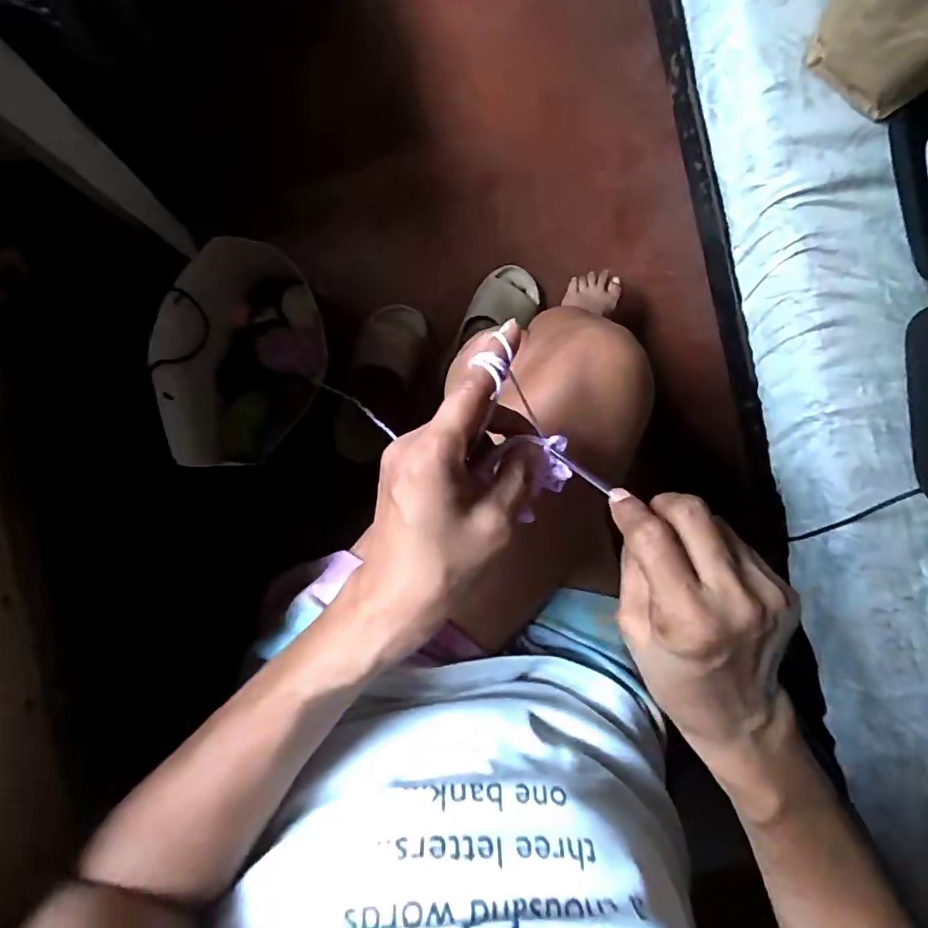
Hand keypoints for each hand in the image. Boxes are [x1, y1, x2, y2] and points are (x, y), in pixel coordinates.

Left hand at [331, 323, 542, 663]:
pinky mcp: (400, 470)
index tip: (516, 326)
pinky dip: (471, 461)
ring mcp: (401, 455)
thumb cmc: (445, 566)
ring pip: (458, 434)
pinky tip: (490, 492)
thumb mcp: (497, 521)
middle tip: (537, 463)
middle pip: (469, 414)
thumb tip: (529, 447)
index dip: (496, 357)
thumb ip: (518, 472)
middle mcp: (411, 441)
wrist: (390, 601)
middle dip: (507, 429)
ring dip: (491, 449)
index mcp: (432, 449)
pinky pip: (444, 451)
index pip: (470, 389)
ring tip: (516, 488)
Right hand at [608, 491, 799, 753]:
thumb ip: (633, 569)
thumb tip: (631, 516)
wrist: (743, 716)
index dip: (631, 511)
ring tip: (680, 552)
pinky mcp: (784, 588)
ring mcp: (767, 591)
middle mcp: (735, 598)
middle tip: (649, 517)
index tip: (617, 499)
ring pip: (718, 522)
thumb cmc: (673, 678)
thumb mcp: (632, 628)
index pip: (655, 539)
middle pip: (694, 513)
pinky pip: (738, 543)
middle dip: (663, 504)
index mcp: (688, 617)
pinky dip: (715, 545)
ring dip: (690, 526)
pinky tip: (708, 571)